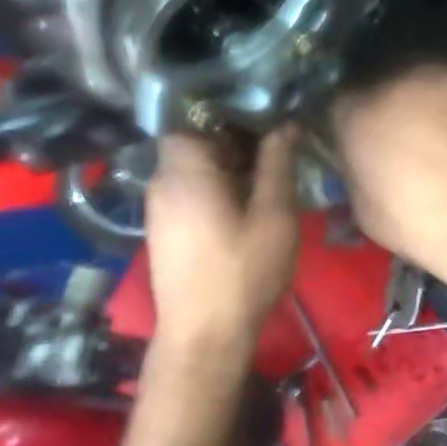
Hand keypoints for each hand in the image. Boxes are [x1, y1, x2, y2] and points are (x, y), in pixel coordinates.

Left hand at [145, 129, 298, 354]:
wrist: (205, 335)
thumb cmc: (243, 271)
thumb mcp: (274, 214)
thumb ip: (278, 164)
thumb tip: (286, 123)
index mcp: (184, 172)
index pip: (190, 116)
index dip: (226, 110)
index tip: (263, 111)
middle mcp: (163, 183)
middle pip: (193, 139)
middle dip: (234, 135)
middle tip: (277, 138)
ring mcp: (160, 207)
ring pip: (193, 164)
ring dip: (228, 161)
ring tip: (269, 167)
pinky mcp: (166, 227)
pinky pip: (191, 186)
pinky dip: (218, 182)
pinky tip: (248, 198)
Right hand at [334, 64, 446, 300]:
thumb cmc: (434, 234)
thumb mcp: (369, 216)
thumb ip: (357, 171)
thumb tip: (362, 155)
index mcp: (362, 117)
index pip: (345, 105)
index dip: (356, 126)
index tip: (370, 144)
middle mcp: (402, 83)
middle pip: (388, 85)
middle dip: (395, 108)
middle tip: (415, 139)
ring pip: (431, 77)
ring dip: (433, 98)